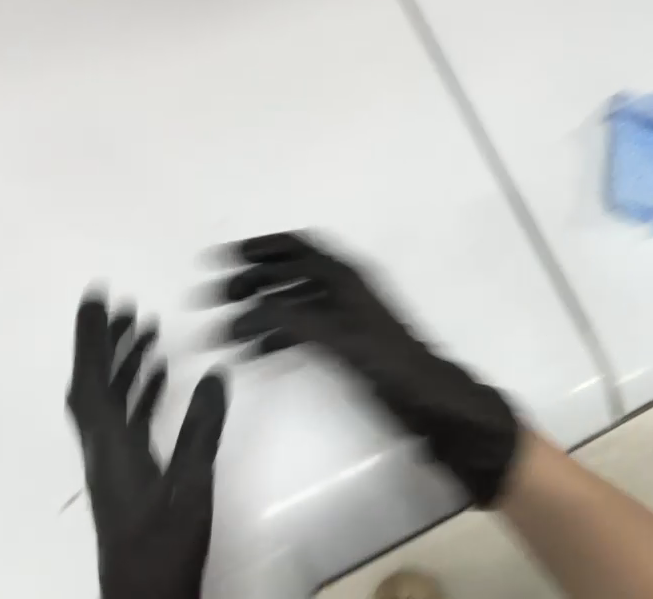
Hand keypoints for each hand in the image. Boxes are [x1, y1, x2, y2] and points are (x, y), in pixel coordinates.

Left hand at [66, 294, 226, 598]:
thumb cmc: (164, 548)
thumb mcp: (189, 488)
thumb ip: (200, 432)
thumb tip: (214, 375)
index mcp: (111, 449)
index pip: (92, 382)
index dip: (91, 338)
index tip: (96, 298)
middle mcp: (105, 451)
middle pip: (96, 386)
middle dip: (105, 342)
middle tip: (124, 305)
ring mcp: (116, 464)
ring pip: (111, 401)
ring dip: (123, 362)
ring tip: (145, 328)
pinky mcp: (130, 476)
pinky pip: (129, 419)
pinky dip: (140, 390)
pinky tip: (161, 377)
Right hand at [217, 232, 519, 505]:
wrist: (435, 405)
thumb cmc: (394, 367)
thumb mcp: (343, 342)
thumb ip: (296, 322)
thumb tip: (249, 311)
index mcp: (347, 279)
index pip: (299, 248)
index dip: (261, 248)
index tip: (223, 259)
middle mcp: (346, 290)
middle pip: (291, 273)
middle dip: (253, 281)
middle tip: (217, 300)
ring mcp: (346, 317)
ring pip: (295, 302)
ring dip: (260, 311)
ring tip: (226, 332)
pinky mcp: (347, 344)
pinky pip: (303, 329)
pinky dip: (277, 335)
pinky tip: (255, 353)